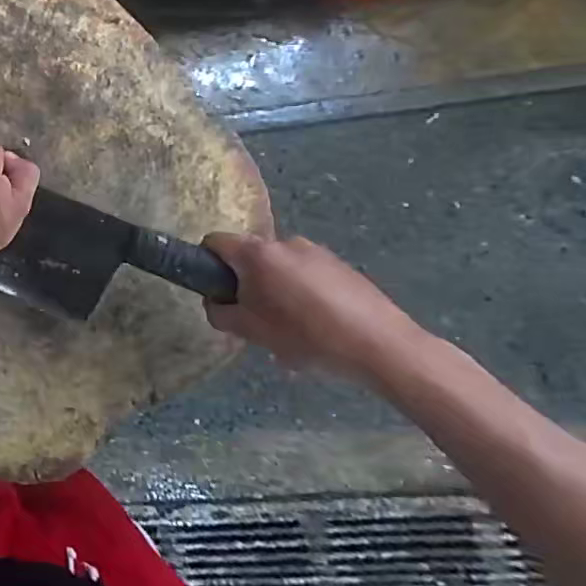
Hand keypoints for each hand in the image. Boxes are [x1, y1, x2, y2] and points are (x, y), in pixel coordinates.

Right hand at [202, 233, 420, 369]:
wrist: (378, 344)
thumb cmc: (306, 337)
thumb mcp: (252, 332)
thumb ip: (221, 314)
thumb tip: (215, 302)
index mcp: (257, 254)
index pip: (215, 241)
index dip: (207, 264)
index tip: (218, 293)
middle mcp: (284, 242)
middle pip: (249, 257)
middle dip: (247, 285)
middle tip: (257, 322)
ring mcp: (315, 250)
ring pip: (279, 268)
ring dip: (275, 292)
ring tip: (293, 332)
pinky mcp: (339, 264)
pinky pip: (306, 275)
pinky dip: (302, 295)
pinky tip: (319, 328)